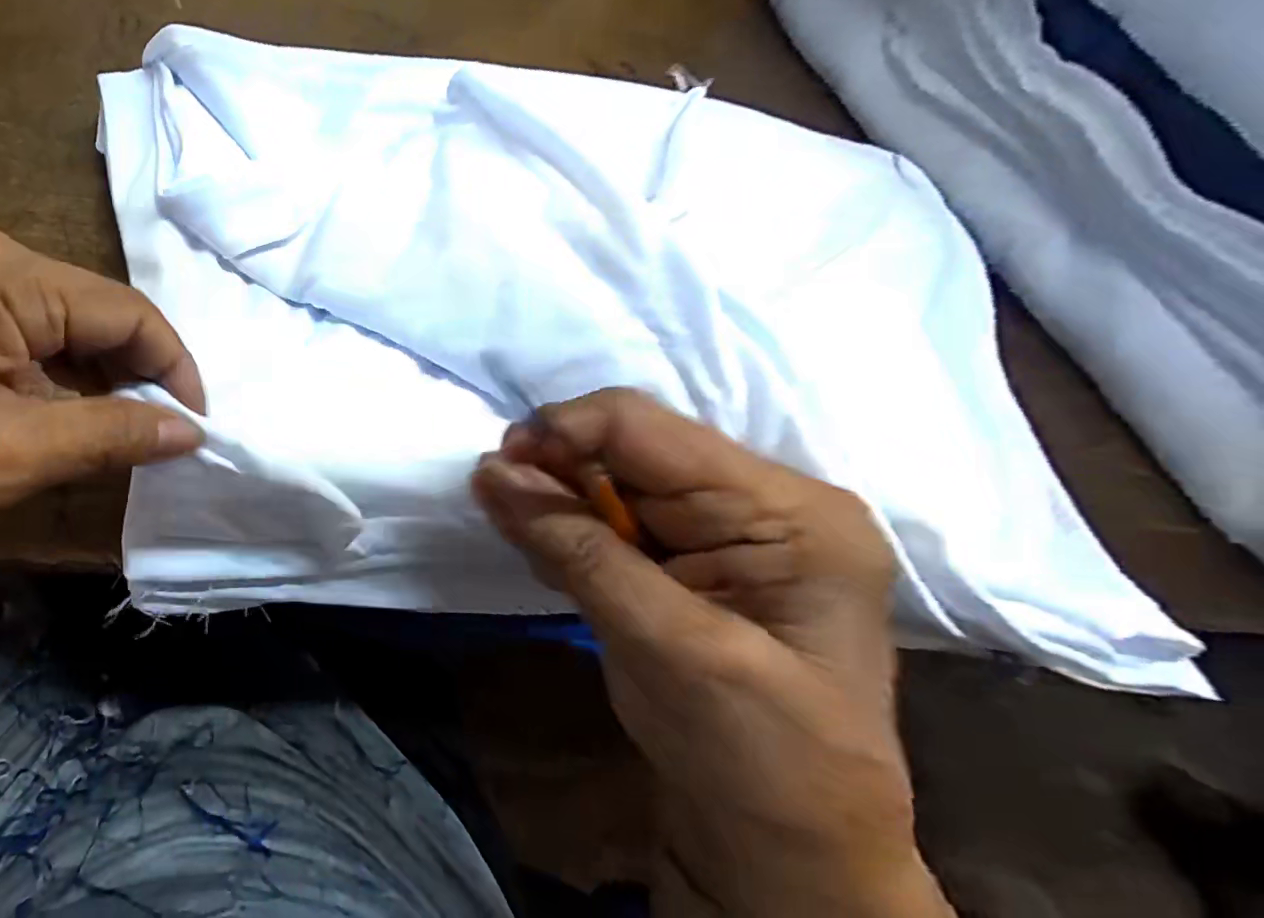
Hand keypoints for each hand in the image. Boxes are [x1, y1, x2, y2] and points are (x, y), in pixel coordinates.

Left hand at [0, 224, 204, 664]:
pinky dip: (55, 384)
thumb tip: (192, 431)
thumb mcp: (12, 454)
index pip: (125, 310)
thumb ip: (114, 434)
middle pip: (93, 316)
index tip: (199, 423)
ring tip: (120, 438)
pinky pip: (23, 341)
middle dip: (134, 377)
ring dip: (96, 385)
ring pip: (61, 332)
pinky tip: (63, 424)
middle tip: (163, 437)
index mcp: (0, 271)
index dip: (173, 367)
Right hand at [472, 390, 952, 917]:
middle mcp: (753, 503)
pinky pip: (604, 519)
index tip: (499, 466)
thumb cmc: (763, 758)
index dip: (566, 429)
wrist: (785, 847)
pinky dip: (563, 530)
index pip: (651, 428)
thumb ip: (581, 552)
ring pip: (605, 479)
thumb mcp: (674, 651)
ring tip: (525, 539)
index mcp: (785, 510)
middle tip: (499, 502)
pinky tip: (548, 558)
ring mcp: (716, 532)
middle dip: (554, 468)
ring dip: (553, 501)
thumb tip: (491, 472)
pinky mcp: (678, 559)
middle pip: (625, 447)